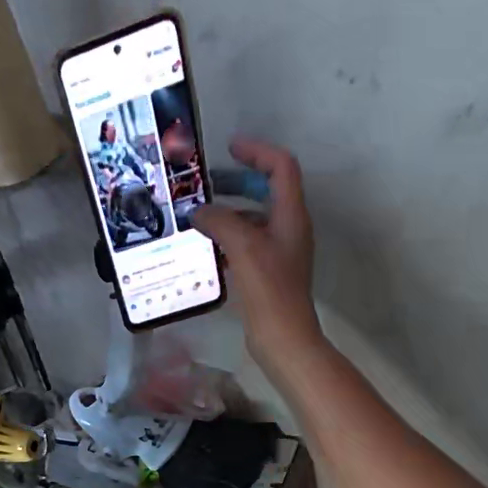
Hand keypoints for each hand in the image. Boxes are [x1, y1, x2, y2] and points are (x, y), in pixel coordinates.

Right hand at [193, 139, 320, 358]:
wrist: (283, 339)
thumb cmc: (269, 290)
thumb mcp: (243, 247)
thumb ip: (220, 221)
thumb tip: (199, 212)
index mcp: (291, 216)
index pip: (281, 167)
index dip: (257, 151)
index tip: (230, 148)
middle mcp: (288, 230)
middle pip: (266, 192)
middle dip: (236, 183)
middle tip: (206, 184)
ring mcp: (279, 254)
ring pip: (253, 222)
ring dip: (227, 215)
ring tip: (197, 218)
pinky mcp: (267, 276)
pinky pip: (246, 247)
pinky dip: (227, 241)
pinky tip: (204, 249)